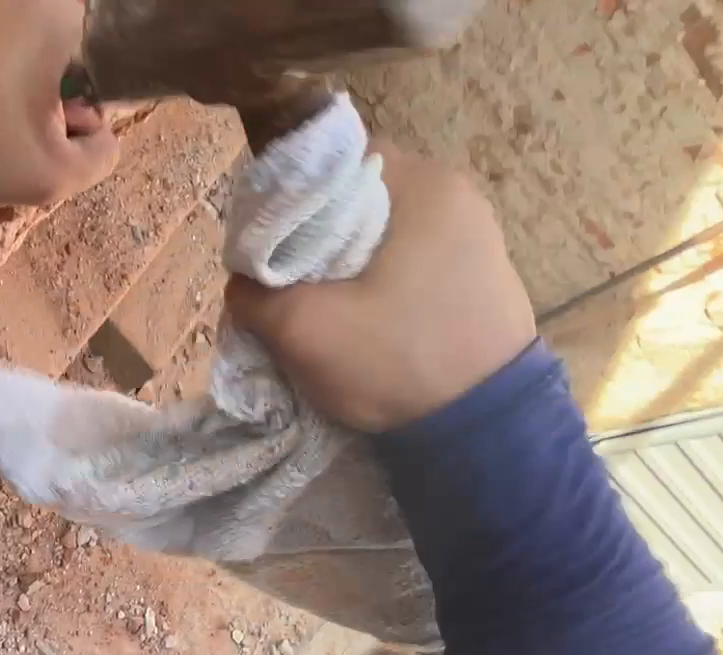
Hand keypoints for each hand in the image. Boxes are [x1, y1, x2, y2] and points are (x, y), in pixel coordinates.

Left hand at [0, 0, 118, 206]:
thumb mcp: (56, 174)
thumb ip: (101, 156)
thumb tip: (101, 136)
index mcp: (62, 8)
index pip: (114, 50)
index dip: (102, 100)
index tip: (77, 131)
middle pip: (77, 58)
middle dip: (68, 104)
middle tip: (43, 142)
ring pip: (42, 63)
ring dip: (38, 105)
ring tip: (12, 141)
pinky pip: (9, 61)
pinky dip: (8, 97)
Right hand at [225, 148, 536, 432]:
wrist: (480, 422)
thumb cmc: (394, 360)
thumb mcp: (302, 331)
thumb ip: (253, 296)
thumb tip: (242, 283)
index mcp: (420, 184)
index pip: (330, 164)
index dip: (283, 203)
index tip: (262, 250)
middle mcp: (452, 192)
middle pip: (351, 198)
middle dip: (309, 237)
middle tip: (282, 283)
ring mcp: (469, 232)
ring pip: (374, 231)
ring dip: (338, 262)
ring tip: (317, 305)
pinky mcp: (473, 269)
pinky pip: (402, 256)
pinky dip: (370, 278)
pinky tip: (358, 315)